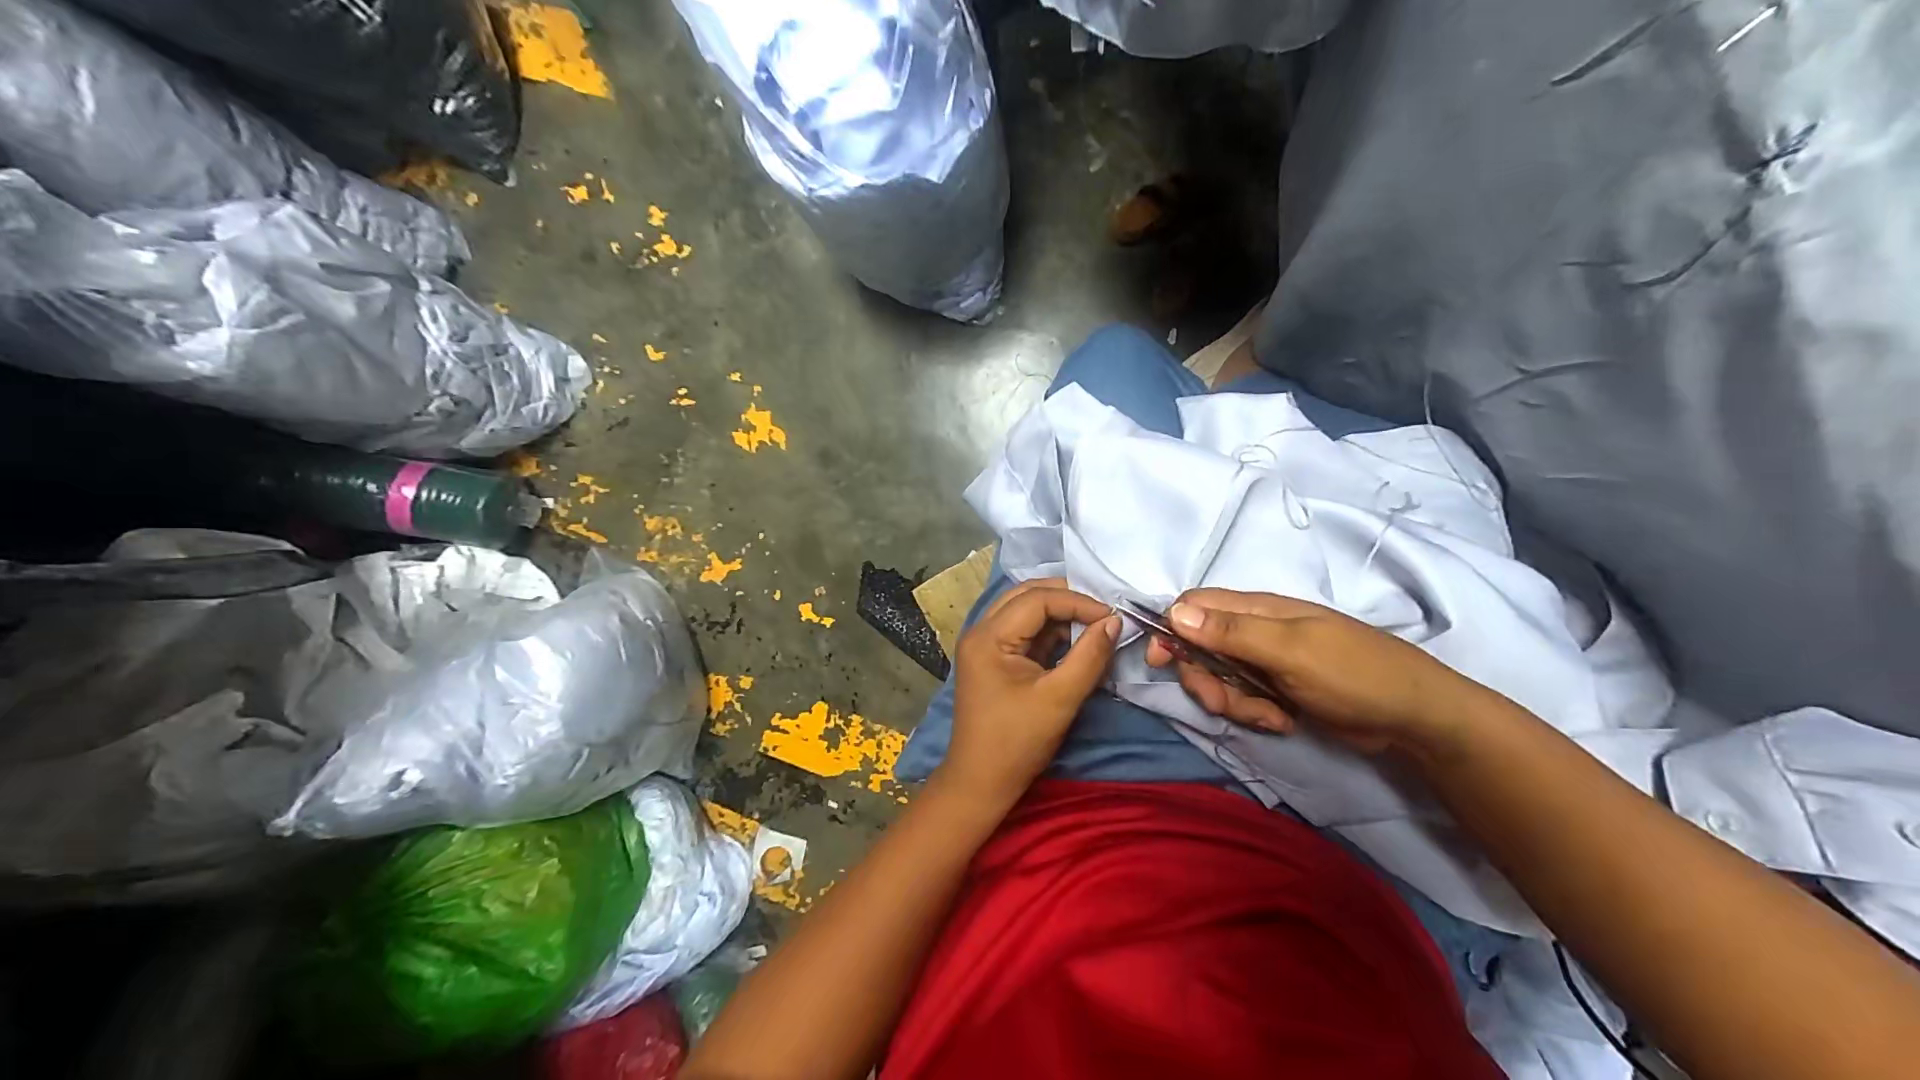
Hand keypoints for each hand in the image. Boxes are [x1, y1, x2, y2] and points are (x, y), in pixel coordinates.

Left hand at [942, 578, 1120, 805]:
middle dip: (1068, 598)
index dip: (1078, 602)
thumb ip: (1089, 656)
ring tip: (1096, 623)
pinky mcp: (994, 659)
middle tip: (1104, 610)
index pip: (1037, 599)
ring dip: (1061, 613)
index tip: (1113, 617)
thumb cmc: (1017, 742)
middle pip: (1027, 595)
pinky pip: (1025, 631)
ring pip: (1026, 610)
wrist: (981, 783)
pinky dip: (1052, 631)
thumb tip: (1115, 621)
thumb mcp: (1060, 698)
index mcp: (988, 636)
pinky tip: (1077, 640)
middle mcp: (981, 631)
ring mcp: (985, 644)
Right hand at [1144, 588, 1486, 754]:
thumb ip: (1230, 631)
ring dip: (1233, 701)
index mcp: (1256, 609)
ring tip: (1269, 716)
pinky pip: (1245, 697)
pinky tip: (1283, 721)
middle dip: (1205, 679)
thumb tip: (1174, 612)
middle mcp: (1256, 630)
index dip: (1171, 630)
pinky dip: (1255, 712)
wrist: (1415, 717)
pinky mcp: (1278, 688)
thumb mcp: (1289, 650)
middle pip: (1199, 648)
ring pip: (1220, 677)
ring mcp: (1267, 660)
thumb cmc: (1353, 674)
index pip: (1194, 606)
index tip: (1162, 662)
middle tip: (1224, 702)